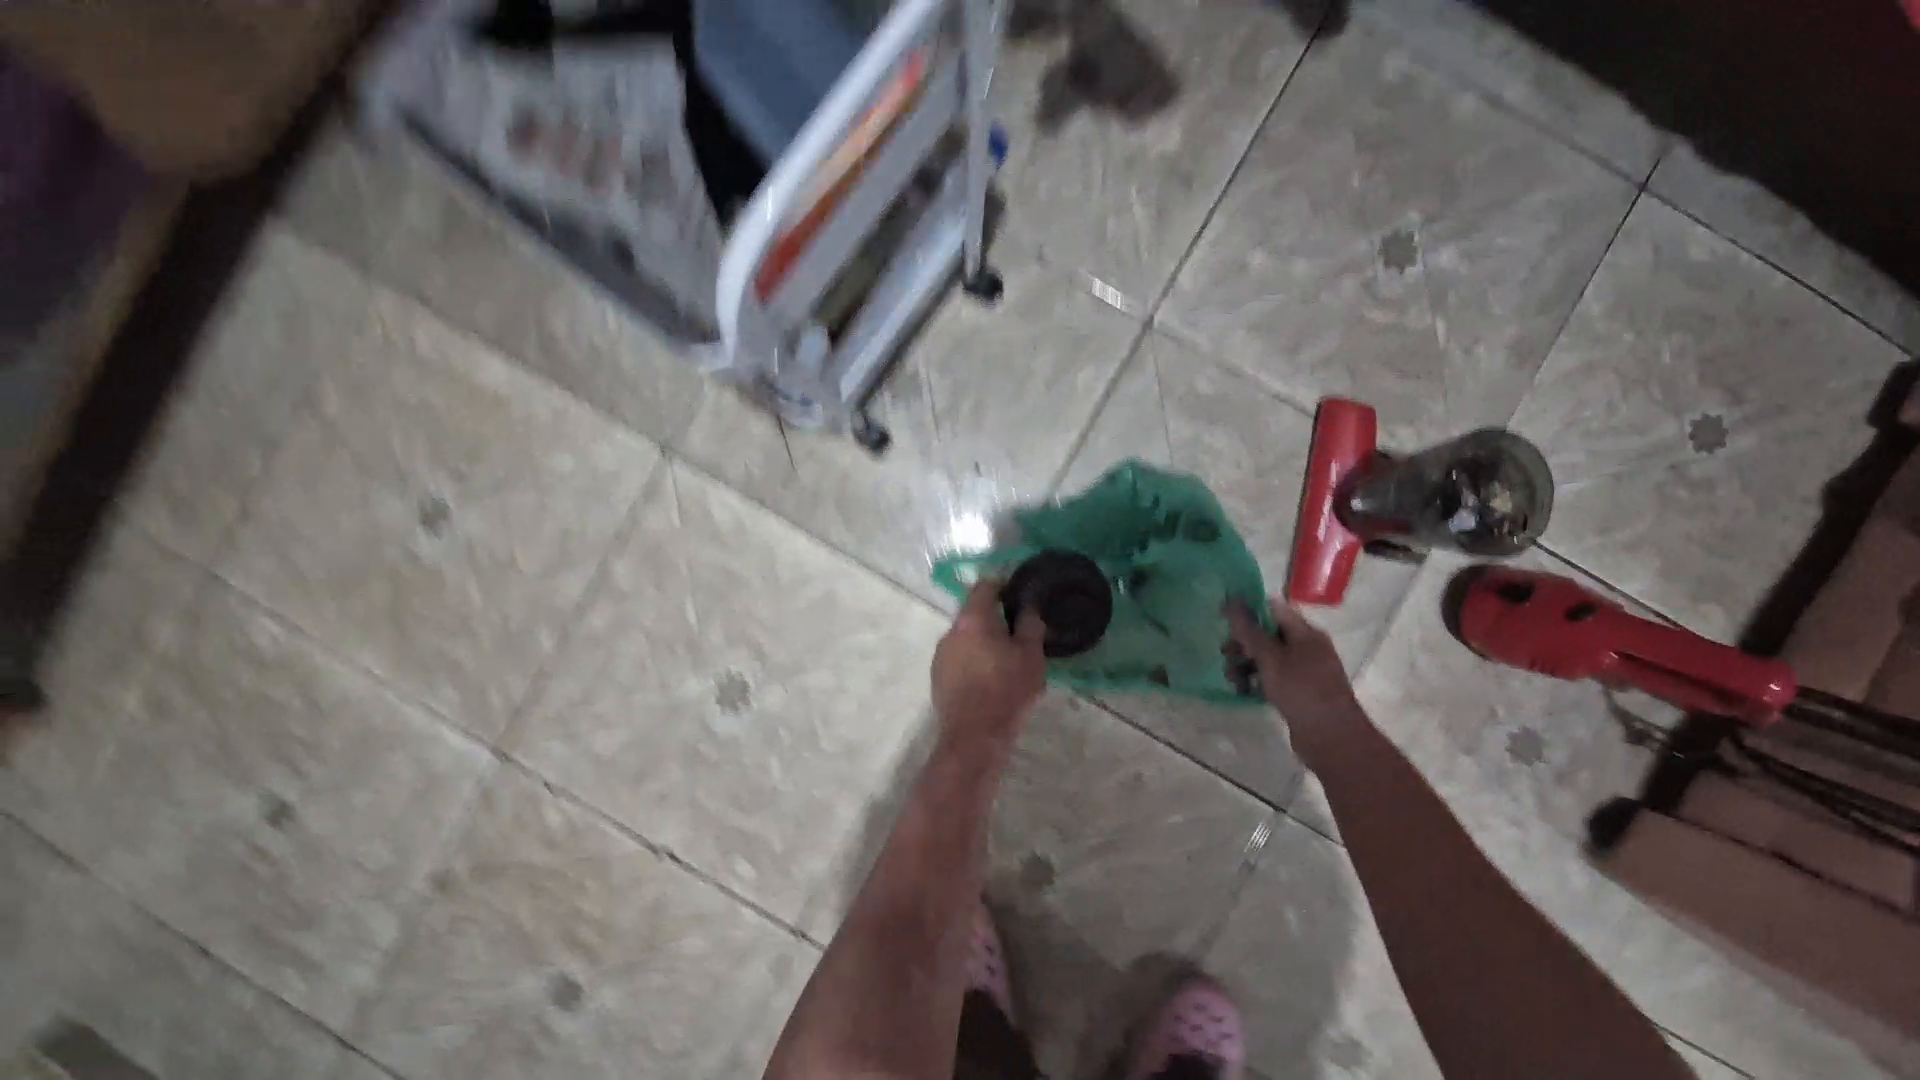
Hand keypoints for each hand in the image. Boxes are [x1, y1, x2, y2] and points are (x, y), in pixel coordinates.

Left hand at [932, 580, 1047, 756]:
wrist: (974, 736)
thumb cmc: (1006, 690)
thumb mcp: (1031, 657)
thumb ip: (1030, 627)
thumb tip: (1028, 609)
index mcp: (972, 620)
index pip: (984, 587)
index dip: (1002, 585)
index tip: (1018, 593)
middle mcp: (950, 632)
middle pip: (973, 614)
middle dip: (994, 619)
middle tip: (1018, 632)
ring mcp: (940, 656)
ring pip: (966, 639)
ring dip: (984, 643)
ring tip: (1007, 660)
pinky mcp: (938, 678)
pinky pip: (959, 660)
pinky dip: (974, 662)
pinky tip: (991, 680)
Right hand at [1226, 599, 1365, 763]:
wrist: (1331, 737)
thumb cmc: (1301, 690)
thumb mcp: (1271, 658)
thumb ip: (1250, 631)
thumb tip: (1233, 601)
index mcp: (1305, 633)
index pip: (1273, 609)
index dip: (1247, 610)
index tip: (1222, 618)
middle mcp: (1307, 647)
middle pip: (1268, 634)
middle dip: (1243, 642)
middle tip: (1225, 653)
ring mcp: (1304, 670)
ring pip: (1268, 657)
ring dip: (1246, 664)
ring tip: (1231, 678)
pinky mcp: (1299, 691)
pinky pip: (1273, 677)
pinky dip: (1257, 680)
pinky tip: (1243, 691)